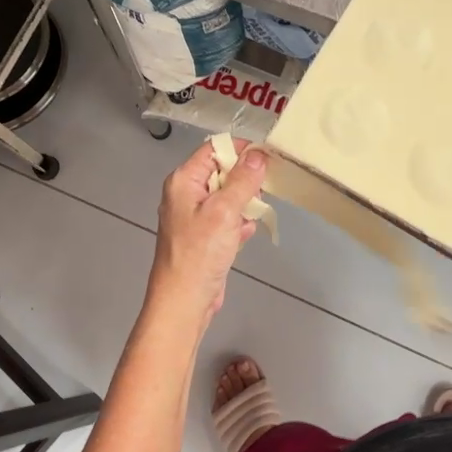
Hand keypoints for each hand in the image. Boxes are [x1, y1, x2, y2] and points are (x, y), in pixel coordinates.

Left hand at [149, 139, 268, 322]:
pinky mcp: (203, 236)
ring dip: (244, 202)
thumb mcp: (225, 211)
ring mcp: (193, 216)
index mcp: (184, 180)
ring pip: (227, 196)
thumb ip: (243, 180)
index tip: (267, 156)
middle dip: (245, 178)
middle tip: (266, 186)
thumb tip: (258, 154)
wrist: (183, 302)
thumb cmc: (200, 253)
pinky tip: (246, 233)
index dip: (240, 149)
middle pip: (221, 171)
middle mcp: (186, 193)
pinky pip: (226, 218)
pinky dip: (238, 222)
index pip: (214, 149)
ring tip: (256, 211)